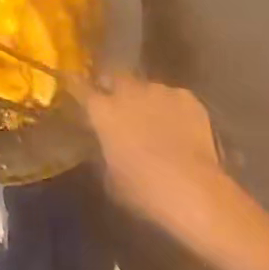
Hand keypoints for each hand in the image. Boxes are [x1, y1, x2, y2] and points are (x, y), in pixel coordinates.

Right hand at [73, 74, 223, 223]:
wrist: (195, 192)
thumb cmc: (145, 191)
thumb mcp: (111, 178)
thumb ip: (104, 153)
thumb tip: (106, 146)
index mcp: (102, 110)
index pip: (79, 86)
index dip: (76, 85)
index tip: (73, 84)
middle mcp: (127, 91)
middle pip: (114, 77)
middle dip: (114, 87)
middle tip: (119, 105)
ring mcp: (159, 91)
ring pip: (147, 88)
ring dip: (146, 100)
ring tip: (155, 120)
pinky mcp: (188, 98)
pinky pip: (174, 98)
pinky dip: (173, 108)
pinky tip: (181, 128)